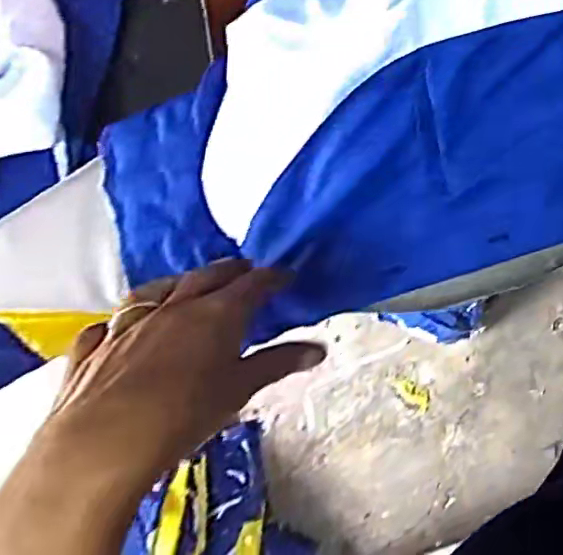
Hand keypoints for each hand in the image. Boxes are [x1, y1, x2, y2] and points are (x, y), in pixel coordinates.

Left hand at [33, 259, 324, 496]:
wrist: (94, 453)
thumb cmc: (182, 413)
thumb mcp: (243, 387)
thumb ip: (280, 362)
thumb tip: (315, 352)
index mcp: (220, 311)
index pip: (255, 281)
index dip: (274, 276)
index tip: (285, 279)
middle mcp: (174, 311)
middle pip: (205, 276)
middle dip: (229, 271)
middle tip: (245, 272)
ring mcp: (124, 331)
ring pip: (150, 292)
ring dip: (173, 285)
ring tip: (186, 288)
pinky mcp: (86, 357)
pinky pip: (102, 327)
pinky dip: (118, 321)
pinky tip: (123, 328)